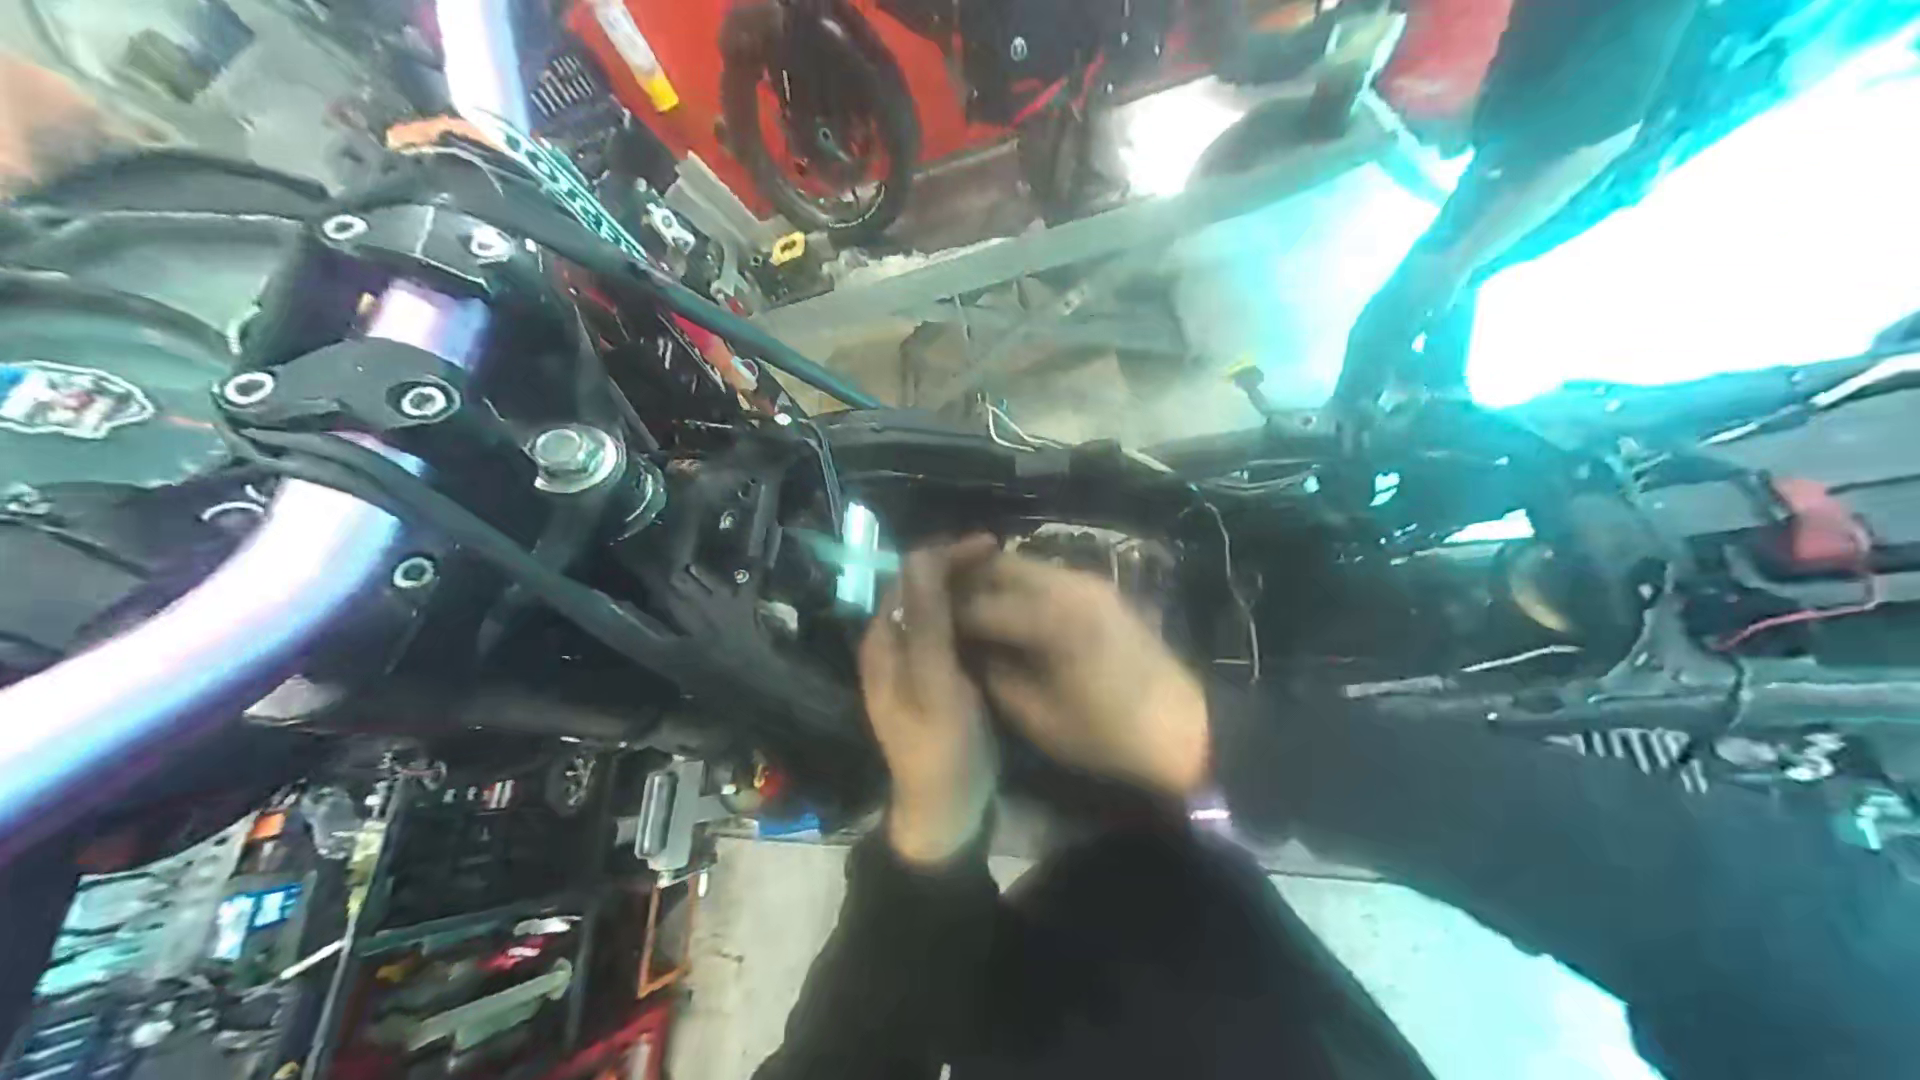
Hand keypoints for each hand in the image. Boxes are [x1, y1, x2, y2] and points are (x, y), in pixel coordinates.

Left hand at [859, 541, 997, 865]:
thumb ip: (928, 621)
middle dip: (957, 567)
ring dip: (966, 587)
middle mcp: (893, 645)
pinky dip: (972, 615)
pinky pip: (950, 633)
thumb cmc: (940, 747)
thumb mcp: (935, 683)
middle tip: (1003, 556)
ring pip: (938, 610)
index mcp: (883, 642)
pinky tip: (999, 612)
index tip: (989, 545)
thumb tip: (921, 555)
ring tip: (1005, 574)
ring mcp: (914, 663)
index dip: (945, 556)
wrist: (946, 811)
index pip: (909, 579)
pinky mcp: (936, 678)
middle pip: (922, 591)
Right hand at [952, 549, 1209, 796]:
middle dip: (960, 583)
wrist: (1184, 725)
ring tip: (966, 611)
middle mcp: (1066, 584)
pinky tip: (1004, 614)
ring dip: (987, 581)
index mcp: (1049, 619)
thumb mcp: (1036, 716)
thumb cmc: (1106, 733)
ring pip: (1018, 564)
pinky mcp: (1097, 586)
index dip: (943, 616)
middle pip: (994, 564)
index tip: (921, 629)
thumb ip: (992, 673)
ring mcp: (1085, 580)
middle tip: (937, 609)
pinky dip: (1014, 587)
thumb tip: (963, 647)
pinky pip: (1042, 575)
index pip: (976, 603)